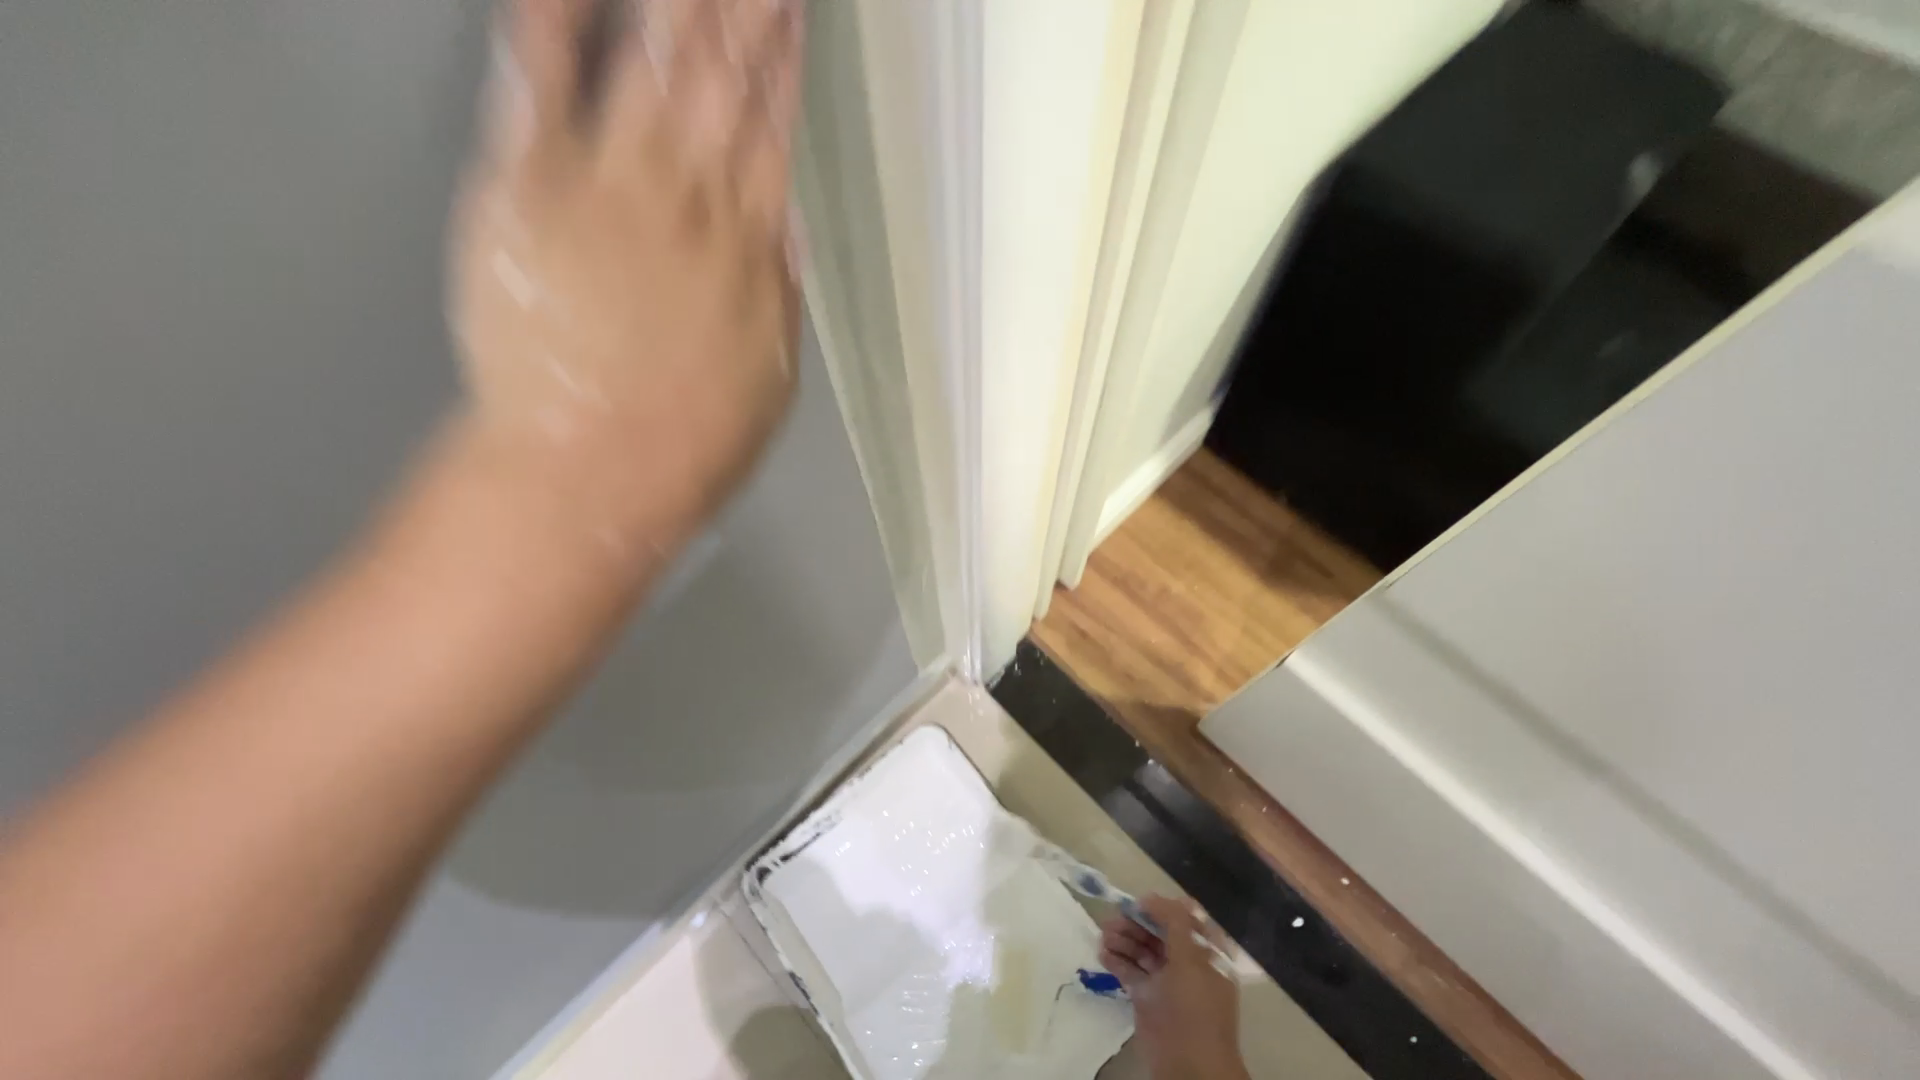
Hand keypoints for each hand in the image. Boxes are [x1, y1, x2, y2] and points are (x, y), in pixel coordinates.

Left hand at [448, 0, 804, 556]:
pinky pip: (536, 88)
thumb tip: (786, 213)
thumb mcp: (770, 373)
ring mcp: (607, 189)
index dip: (783, 64)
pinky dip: (547, 25)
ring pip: (648, 67)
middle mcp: (687, 202)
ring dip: (675, 3)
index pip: (771, 132)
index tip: (793, 7)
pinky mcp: (526, 192)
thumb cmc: (689, 440)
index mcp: (746, 248)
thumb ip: (778, 286)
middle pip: (718, 82)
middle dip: (739, 7)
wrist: (589, 473)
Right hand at [1100, 896, 1249, 1079]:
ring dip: (1123, 939)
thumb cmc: (1195, 1008)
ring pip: (1143, 950)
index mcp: (1206, 951)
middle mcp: (1188, 962)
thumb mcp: (1191, 958)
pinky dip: (1117, 960)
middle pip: (1159, 931)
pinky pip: (1131, 971)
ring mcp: (1167, 981)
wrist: (1190, 1067)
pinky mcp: (1148, 998)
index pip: (1184, 917)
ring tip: (1104, 936)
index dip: (1161, 907)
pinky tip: (1102, 953)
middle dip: (1136, 922)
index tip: (1137, 904)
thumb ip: (1175, 922)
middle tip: (1111, 920)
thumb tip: (1152, 896)